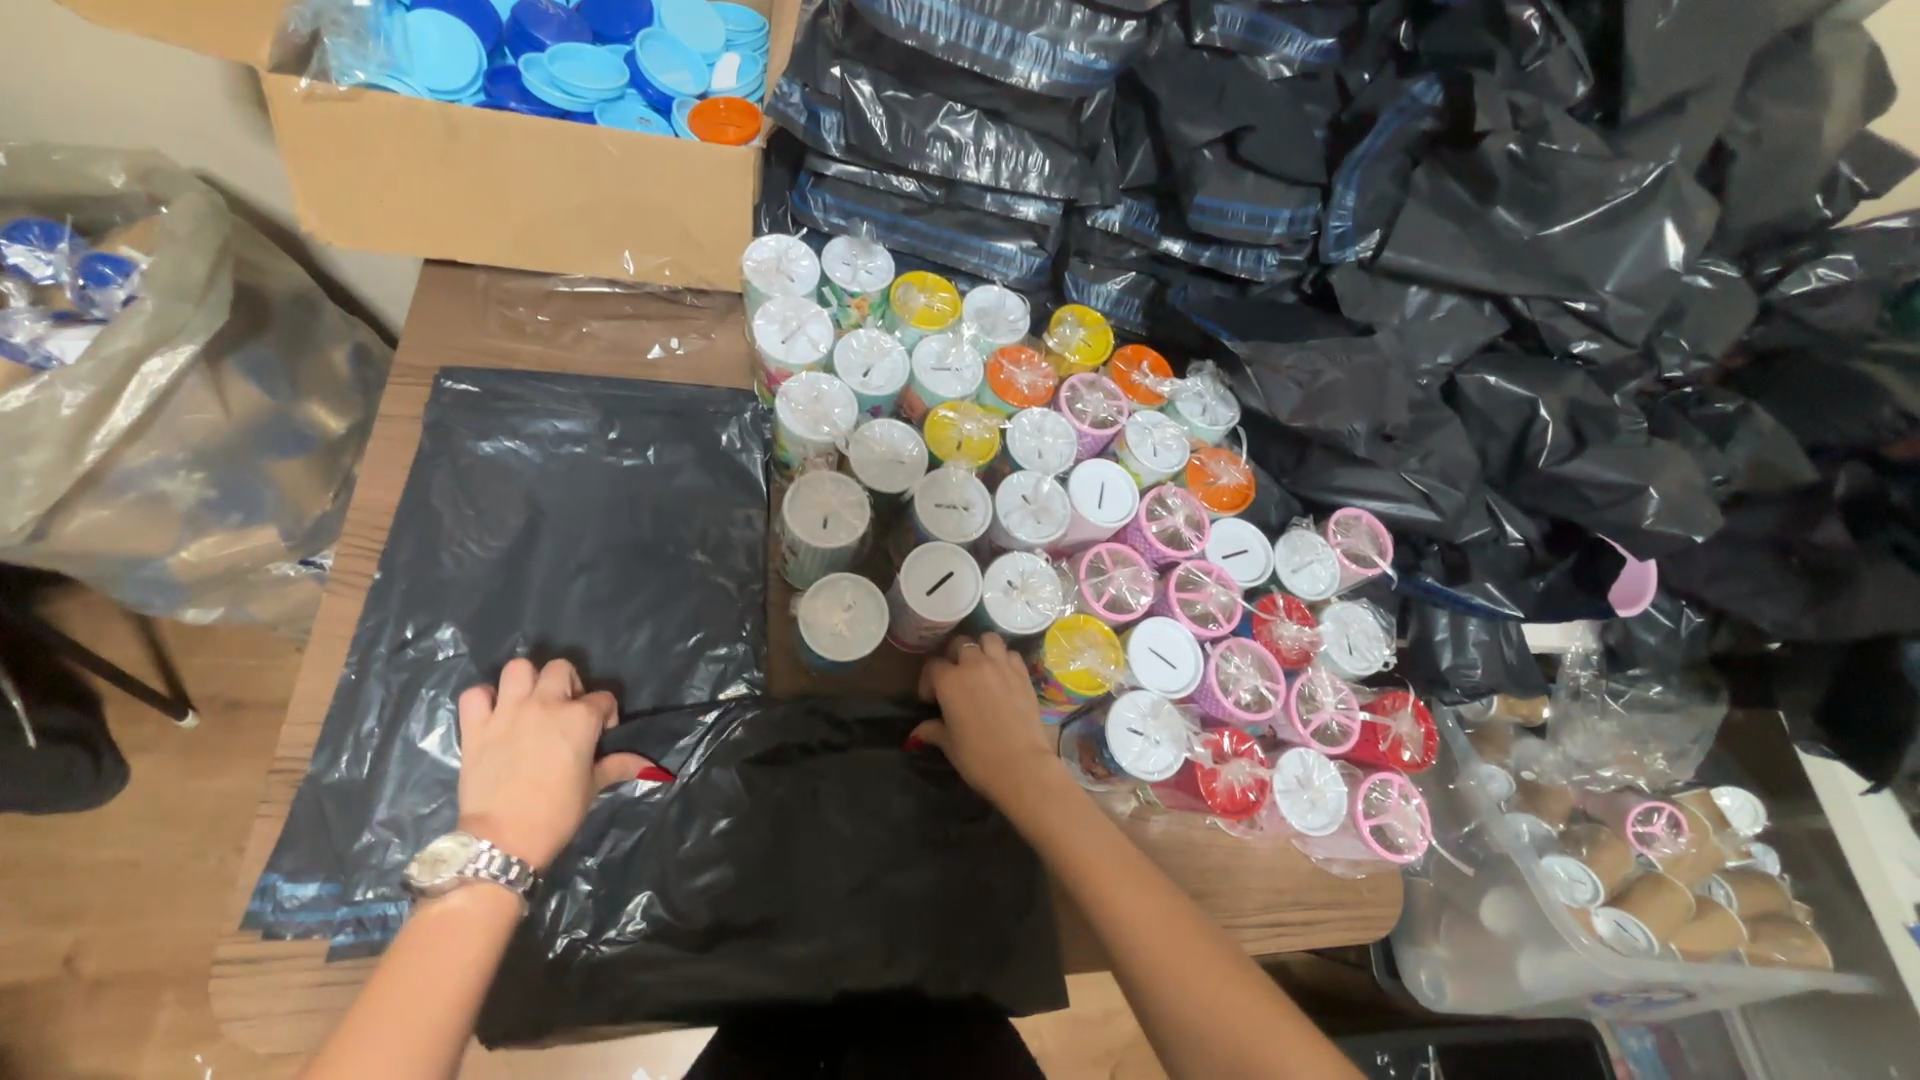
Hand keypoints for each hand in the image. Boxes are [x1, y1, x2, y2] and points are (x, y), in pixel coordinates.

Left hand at [455, 658, 662, 870]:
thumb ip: (619, 766)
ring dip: (526, 681)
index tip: (601, 736)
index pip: (603, 699)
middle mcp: (545, 705)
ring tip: (530, 703)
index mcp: (580, 718)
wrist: (504, 838)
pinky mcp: (475, 727)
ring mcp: (507, 713)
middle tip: (566, 711)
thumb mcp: (593, 787)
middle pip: (561, 668)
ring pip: (517, 668)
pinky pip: (475, 695)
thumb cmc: (557, 813)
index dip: (606, 715)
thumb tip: (652, 768)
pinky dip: (483, 699)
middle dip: (569, 685)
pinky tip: (493, 714)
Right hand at [913, 633, 1066, 810]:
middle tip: (955, 678)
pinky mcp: (1023, 674)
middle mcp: (975, 665)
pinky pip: (1011, 654)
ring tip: (980, 667)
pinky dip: (1004, 659)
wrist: (1021, 765)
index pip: (933, 666)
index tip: (930, 699)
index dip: (928, 681)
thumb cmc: (978, 757)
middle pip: (960, 644)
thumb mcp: (949, 744)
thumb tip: (917, 732)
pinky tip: (1002, 675)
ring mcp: (1002, 666)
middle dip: (953, 657)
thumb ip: (933, 730)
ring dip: (981, 649)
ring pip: (988, 639)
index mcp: (950, 680)